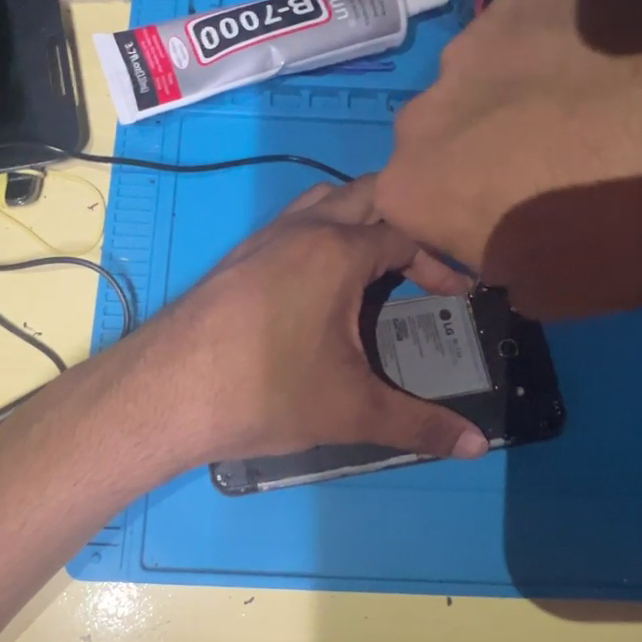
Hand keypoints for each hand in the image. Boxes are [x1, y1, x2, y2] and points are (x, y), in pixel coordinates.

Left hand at [106, 176, 489, 469]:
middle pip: (365, 194)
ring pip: (321, 201)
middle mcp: (301, 228)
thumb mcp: (351, 411)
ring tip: (374, 264)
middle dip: (402, 219)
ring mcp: (262, 239)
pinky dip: (317, 234)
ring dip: (355, 218)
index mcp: (337, 250)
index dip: (438, 262)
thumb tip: (477, 446)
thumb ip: (419, 424)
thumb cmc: (265, 394)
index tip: (456, 295)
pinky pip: (289, 225)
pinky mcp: (235, 258)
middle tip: (422, 262)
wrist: (165, 394)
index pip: (405, 235)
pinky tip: (316, 284)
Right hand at [375, 0, 641, 272]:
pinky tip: (602, 66)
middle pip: (437, 140)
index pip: (406, 214)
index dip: (449, 230)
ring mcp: (473, 45)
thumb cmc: (619, 246)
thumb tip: (491, 242)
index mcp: (411, 191)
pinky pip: (520, 33)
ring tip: (585, 111)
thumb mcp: (540, 292)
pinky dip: (547, 52)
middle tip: (545, 173)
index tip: (492, 240)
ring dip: (508, 100)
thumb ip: (489, 261)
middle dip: (475, 159)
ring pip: (476, 80)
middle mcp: (422, 113)